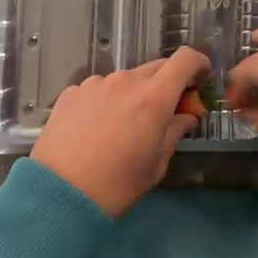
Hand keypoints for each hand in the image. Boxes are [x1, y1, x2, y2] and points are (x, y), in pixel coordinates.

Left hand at [32, 46, 210, 217]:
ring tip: (122, 127)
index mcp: (154, 97)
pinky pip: (98, 89)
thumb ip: (175, 132)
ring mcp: (95, 83)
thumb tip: (185, 116)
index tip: (200, 81)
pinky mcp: (71, 92)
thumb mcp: (156, 165)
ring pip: (126, 79)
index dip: (198, 64)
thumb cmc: (116, 186)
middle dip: (166, 84)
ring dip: (133, 94)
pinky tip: (95, 129)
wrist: (57, 197)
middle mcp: (125, 81)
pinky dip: (106, 101)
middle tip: (162, 112)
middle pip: (157, 68)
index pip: (186, 59)